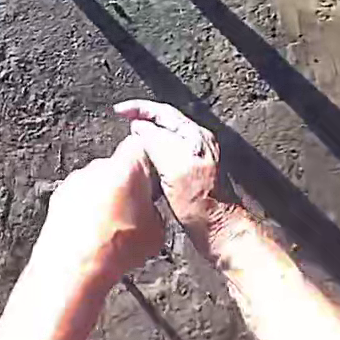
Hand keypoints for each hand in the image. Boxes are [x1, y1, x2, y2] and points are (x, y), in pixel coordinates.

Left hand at [37, 137, 164, 277]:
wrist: (75, 264)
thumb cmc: (116, 247)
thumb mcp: (157, 231)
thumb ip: (156, 209)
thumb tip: (151, 211)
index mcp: (127, 166)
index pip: (142, 144)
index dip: (150, 159)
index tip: (155, 176)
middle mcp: (99, 166)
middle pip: (120, 165)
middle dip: (129, 182)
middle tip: (136, 208)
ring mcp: (77, 179)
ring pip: (99, 181)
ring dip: (106, 196)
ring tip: (113, 225)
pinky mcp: (61, 194)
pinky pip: (81, 194)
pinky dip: (87, 207)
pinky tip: (93, 229)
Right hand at [113, 100, 243, 253]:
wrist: (220, 231)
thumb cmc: (201, 202)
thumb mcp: (174, 165)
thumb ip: (155, 140)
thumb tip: (139, 127)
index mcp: (195, 136)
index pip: (163, 112)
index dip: (139, 108)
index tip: (119, 111)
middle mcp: (197, 143)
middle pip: (165, 122)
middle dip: (142, 118)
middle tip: (122, 121)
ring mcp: (195, 158)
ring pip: (166, 138)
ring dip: (147, 135)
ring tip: (129, 138)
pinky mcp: (192, 174)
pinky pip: (167, 154)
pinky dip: (152, 152)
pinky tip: (143, 161)